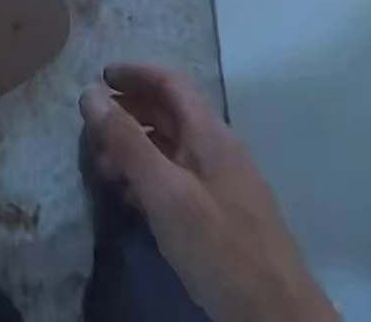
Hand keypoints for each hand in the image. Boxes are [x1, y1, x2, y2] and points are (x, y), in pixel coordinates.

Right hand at [81, 64, 337, 321]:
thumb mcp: (165, 192)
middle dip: (129, 111)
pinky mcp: (218, 216)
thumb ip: (127, 142)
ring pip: (171, 148)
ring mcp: (220, 184)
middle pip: (169, 113)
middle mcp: (217, 150)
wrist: (279, 320)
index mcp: (211, 134)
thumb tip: (90, 92)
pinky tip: (128, 197)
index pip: (171, 83)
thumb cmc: (220, 247)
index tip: (100, 77)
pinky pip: (176, 180)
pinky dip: (147, 177)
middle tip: (93, 123)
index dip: (135, 73)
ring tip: (101, 164)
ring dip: (135, 147)